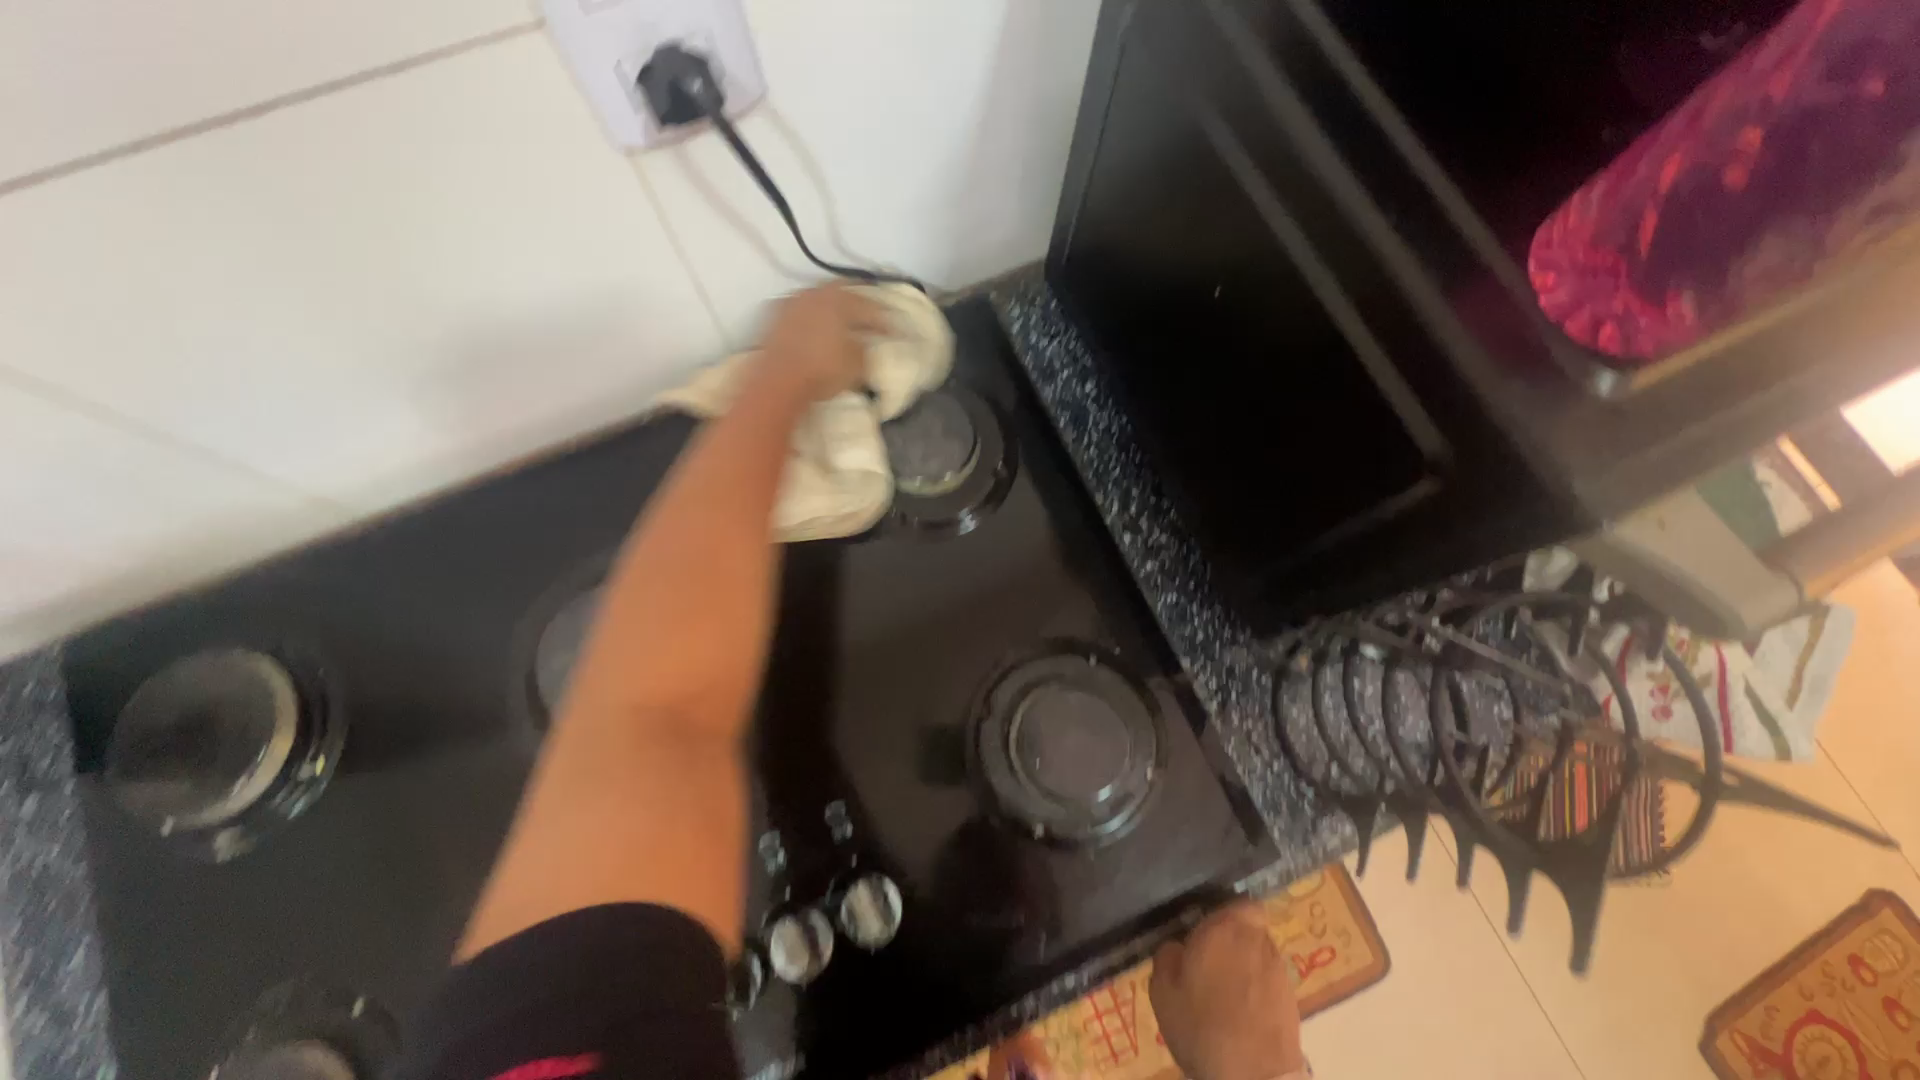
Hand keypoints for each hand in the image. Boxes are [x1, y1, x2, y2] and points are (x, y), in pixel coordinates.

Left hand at [752, 284, 887, 404]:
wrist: (776, 382)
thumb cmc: (823, 372)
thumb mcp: (857, 364)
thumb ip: (865, 348)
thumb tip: (864, 342)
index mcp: (841, 299)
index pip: (871, 307)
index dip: (886, 320)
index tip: (895, 332)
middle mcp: (816, 293)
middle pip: (843, 292)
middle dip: (858, 303)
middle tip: (869, 315)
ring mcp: (792, 301)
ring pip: (819, 298)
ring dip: (832, 308)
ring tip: (841, 321)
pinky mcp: (773, 316)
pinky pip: (800, 310)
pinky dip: (811, 317)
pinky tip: (815, 328)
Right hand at [1150, 902, 1306, 1079]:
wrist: (1253, 1078)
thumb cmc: (1201, 1027)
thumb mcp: (1162, 991)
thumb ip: (1167, 956)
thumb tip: (1178, 946)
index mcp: (1225, 929)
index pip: (1238, 902)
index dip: (1223, 915)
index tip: (1204, 932)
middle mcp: (1257, 942)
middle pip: (1248, 929)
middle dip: (1233, 940)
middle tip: (1210, 963)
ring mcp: (1279, 972)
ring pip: (1260, 955)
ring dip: (1246, 966)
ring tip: (1226, 993)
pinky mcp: (1293, 1001)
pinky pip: (1269, 983)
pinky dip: (1257, 992)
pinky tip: (1242, 1014)